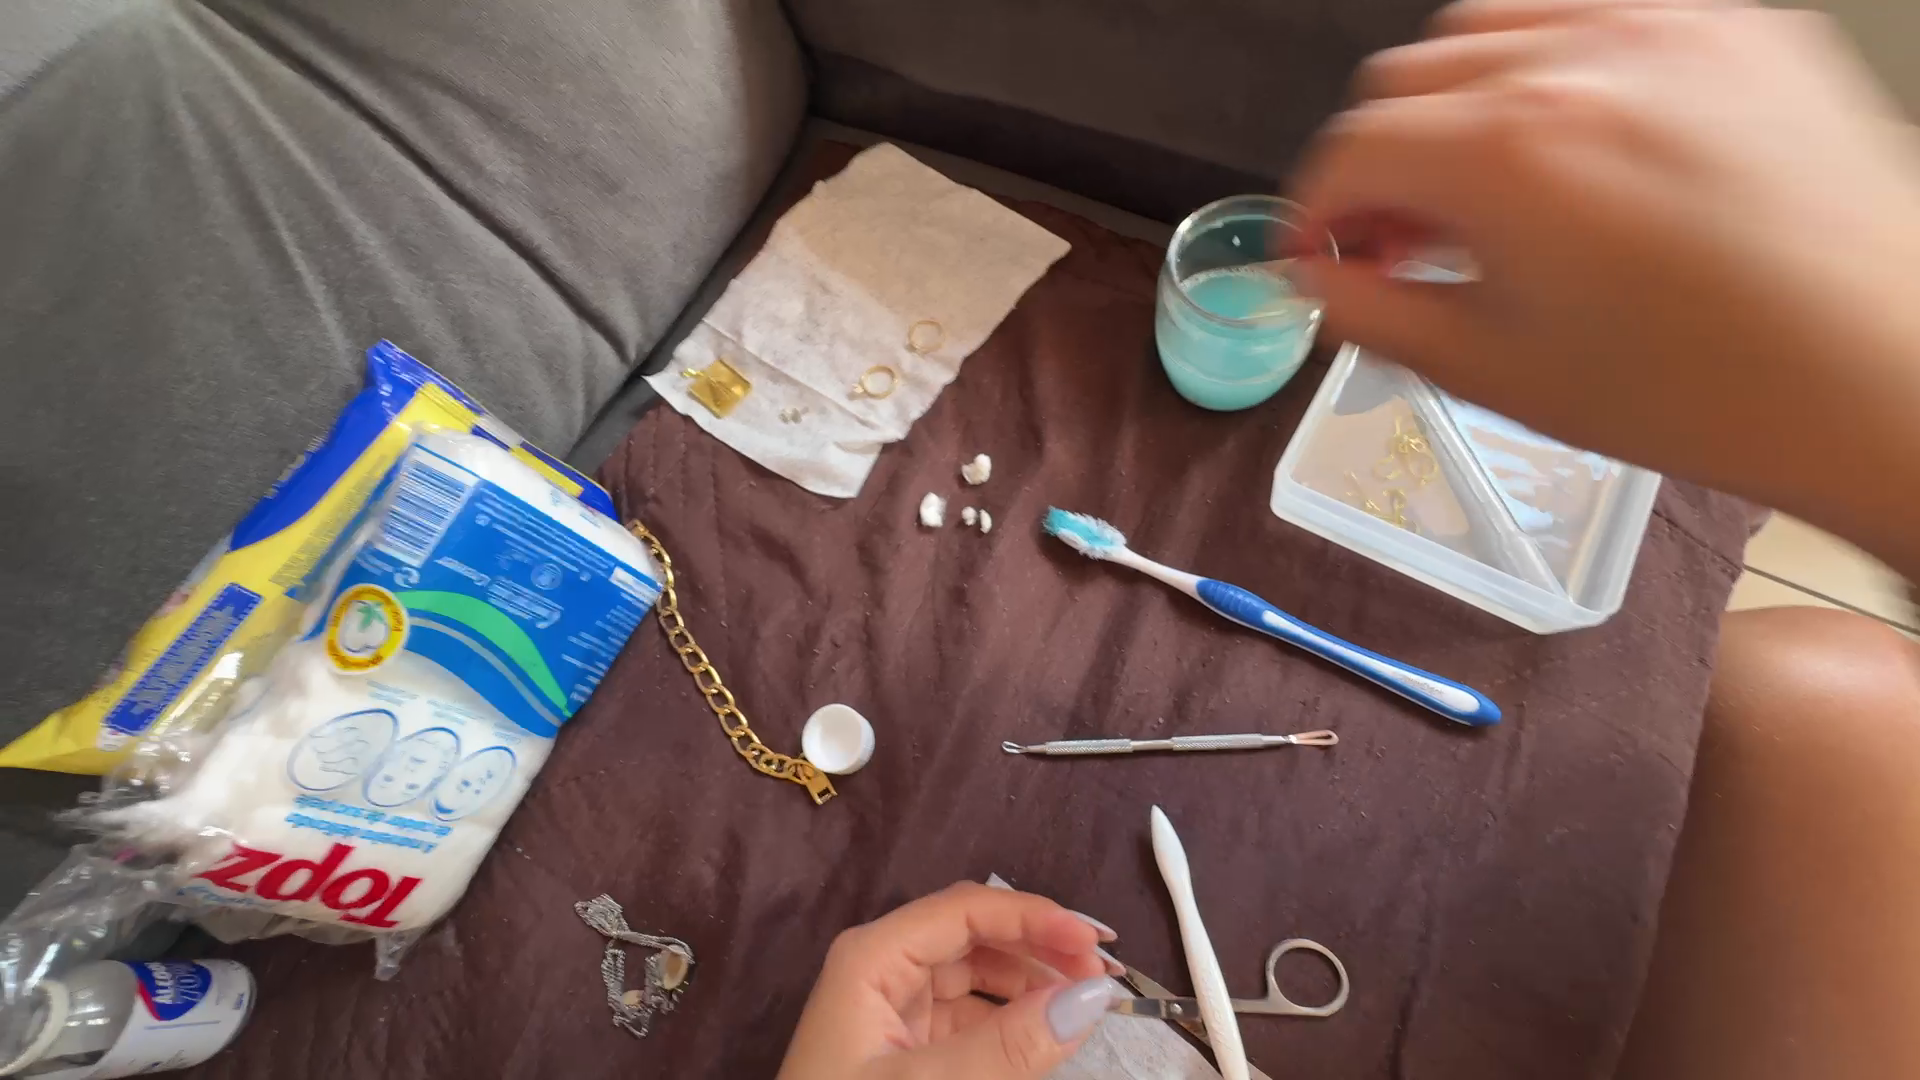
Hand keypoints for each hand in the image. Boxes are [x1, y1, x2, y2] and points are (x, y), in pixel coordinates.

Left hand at [776, 882, 1121, 1079]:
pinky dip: (1009, 1018)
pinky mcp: (905, 1042)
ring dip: (1029, 980)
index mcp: (873, 955)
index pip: (966, 909)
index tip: (1095, 944)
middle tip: (1100, 975)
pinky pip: (967, 1012)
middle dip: (1037, 945)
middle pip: (973, 932)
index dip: (1034, 916)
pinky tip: (1043, 1030)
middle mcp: (883, 965)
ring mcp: (893, 1003)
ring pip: (975, 970)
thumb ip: (1007, 1048)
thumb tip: (1089, 996)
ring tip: (1082, 1000)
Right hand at [1289, 0, 1919, 569]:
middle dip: (1367, 167)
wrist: (1882, 375)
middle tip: (1381, 243)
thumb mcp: (1476, 366)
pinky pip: (1576, 21)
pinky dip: (1519, 80)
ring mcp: (1666, 27)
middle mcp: (1580, 59)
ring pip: (1479, 34)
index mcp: (1510, 152)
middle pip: (1400, 82)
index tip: (1305, 258)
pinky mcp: (1729, 28)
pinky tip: (1535, 155)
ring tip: (1453, 195)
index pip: (1352, 149)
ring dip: (1432, 115)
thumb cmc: (1671, 391)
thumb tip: (1306, 274)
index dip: (1308, 210)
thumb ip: (1361, 310)